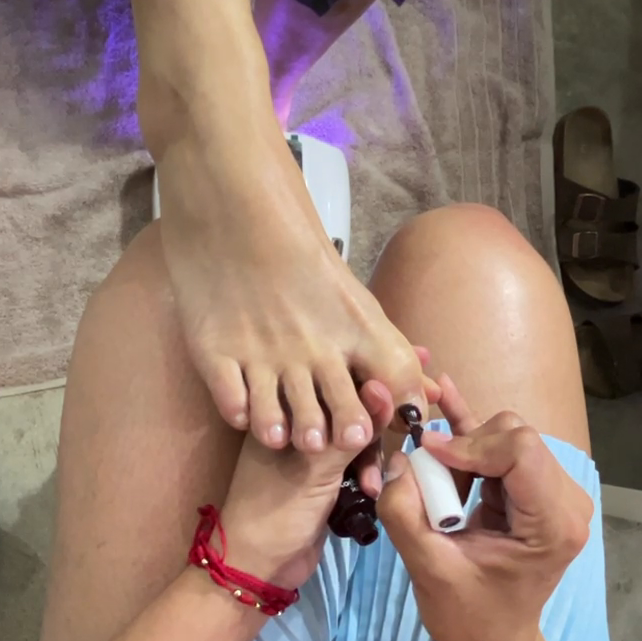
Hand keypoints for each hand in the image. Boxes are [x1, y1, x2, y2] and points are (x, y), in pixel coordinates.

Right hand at [154, 132, 423, 453]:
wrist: (231, 198)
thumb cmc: (295, 246)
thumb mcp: (350, 294)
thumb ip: (380, 346)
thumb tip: (425, 387)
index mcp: (354, 325)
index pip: (396, 384)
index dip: (398, 420)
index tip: (388, 429)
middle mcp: (313, 346)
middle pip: (343, 415)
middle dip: (343, 438)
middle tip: (331, 442)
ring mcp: (262, 352)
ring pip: (284, 421)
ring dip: (288, 433)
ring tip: (284, 435)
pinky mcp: (216, 352)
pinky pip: (234, 405)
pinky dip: (242, 415)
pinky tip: (244, 409)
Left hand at [219, 380, 397, 589]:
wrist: (259, 567)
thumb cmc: (275, 510)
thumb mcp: (315, 466)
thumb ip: (349, 428)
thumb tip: (384, 386)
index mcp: (283, 410)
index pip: (333, 377)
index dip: (374, 374)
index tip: (414, 370)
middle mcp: (296, 423)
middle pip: (349, 403)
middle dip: (384, 410)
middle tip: (429, 401)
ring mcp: (310, 452)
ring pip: (355, 435)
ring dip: (375, 453)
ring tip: (391, 466)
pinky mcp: (323, 478)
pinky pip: (354, 462)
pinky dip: (367, 472)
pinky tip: (375, 489)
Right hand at [376, 377, 593, 640]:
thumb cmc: (467, 617)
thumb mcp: (427, 568)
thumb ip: (404, 511)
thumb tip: (396, 459)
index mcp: (552, 525)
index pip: (520, 451)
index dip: (469, 445)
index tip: (427, 457)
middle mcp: (566, 503)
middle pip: (515, 436)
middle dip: (465, 445)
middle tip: (427, 473)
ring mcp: (554, 495)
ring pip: (507, 436)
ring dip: (464, 449)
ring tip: (434, 478)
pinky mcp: (535, 491)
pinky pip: (502, 448)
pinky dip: (471, 433)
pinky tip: (444, 396)